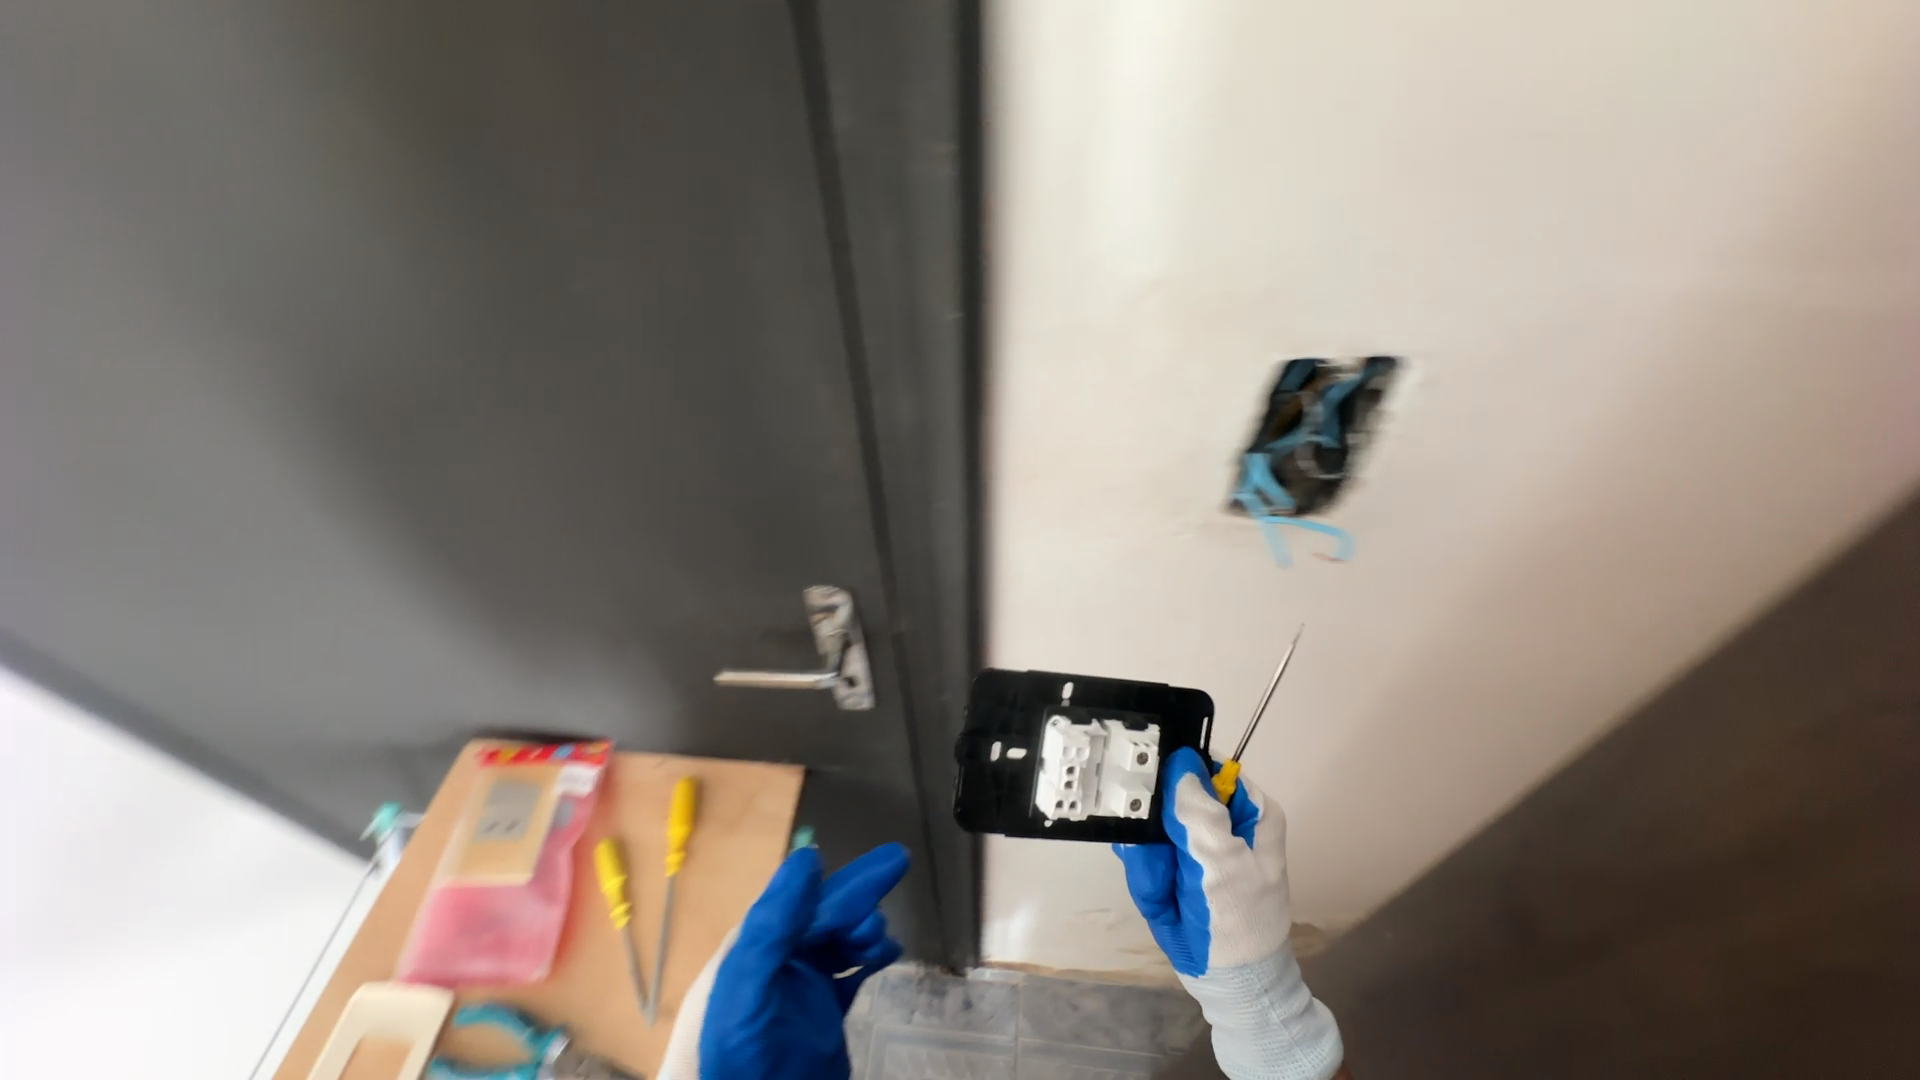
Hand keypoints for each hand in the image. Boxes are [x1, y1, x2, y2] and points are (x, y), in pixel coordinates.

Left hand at [658, 843, 908, 1079]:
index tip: (884, 861)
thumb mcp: (748, 983)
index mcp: (756, 947)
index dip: (845, 881)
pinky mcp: (820, 1020)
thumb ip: (772, 923)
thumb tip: (808, 856)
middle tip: (900, 860)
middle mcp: (779, 962)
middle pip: (826, 917)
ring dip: (865, 930)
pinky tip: (888, 955)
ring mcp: (801, 992)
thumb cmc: (740, 1052)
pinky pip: (849, 979)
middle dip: (861, 893)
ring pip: (839, 943)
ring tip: (882, 938)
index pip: (806, 902)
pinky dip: (869, 962)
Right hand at [1114, 748, 1342, 1079]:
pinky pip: (1142, 852)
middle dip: (1155, 824)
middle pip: (1167, 793)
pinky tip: (1159, 894)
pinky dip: (1144, 874)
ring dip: (1149, 856)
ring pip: (1148, 824)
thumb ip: (1197, 811)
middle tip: (1161, 853)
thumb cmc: (1237, 919)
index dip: (1174, 769)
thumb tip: (1179, 760)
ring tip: (1166, 888)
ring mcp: (1191, 842)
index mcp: (1246, 809)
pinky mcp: (1170, 864)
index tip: (1149, 780)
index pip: (1202, 766)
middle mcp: (1217, 819)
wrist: (1230, 984)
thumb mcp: (1221, 862)